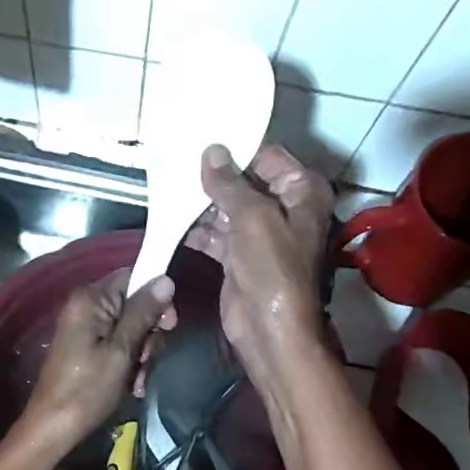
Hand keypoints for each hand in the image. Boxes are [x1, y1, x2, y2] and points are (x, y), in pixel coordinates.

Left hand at [12, 269, 175, 455]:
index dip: (156, 297)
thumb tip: (166, 279)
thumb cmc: (87, 390)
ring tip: (136, 381)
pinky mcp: (87, 348)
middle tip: (145, 360)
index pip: (133, 275)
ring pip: (131, 329)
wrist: (54, 428)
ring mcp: (85, 328)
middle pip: (135, 304)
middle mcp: (85, 307)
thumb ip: (143, 313)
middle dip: (148, 334)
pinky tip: (131, 386)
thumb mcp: (121, 351)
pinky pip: (118, 345)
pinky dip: (128, 364)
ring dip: (141, 355)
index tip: (168, 325)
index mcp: (90, 299)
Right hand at [185, 143, 334, 386]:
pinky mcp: (240, 259)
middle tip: (176, 160)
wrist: (269, 329)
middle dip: (213, 177)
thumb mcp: (252, 216)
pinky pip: (217, 235)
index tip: (200, 139)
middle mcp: (285, 210)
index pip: (267, 157)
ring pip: (227, 209)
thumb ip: (229, 183)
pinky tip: (172, 219)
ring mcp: (261, 236)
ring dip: (201, 204)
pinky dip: (198, 230)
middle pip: (245, 183)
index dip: (236, 150)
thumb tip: (211, 151)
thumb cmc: (272, 268)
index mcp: (302, 192)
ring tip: (168, 186)